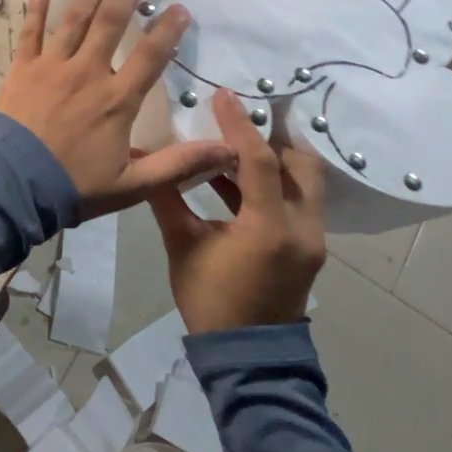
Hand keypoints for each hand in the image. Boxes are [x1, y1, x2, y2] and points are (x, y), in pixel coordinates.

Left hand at [0, 0, 234, 220]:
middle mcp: (86, 74)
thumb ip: (179, 164)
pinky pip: (30, 32)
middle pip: (110, 23)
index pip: (149, 56)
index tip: (179, 7)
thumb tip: (230, 149)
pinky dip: (36, 8)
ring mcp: (51, 67)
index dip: (166, 30)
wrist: (11, 184)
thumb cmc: (73, 186)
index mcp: (116, 101)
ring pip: (74, 20)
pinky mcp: (21, 68)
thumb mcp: (132, 185)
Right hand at [146, 89, 327, 333]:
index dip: (239, 125)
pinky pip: (297, 201)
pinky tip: (235, 180)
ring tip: (232, 145)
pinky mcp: (308, 248)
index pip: (260, 160)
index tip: (223, 95)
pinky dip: (272, 184)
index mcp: (271, 226)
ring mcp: (312, 239)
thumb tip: (139, 157)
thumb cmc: (211, 299)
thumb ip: (165, 197)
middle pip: (302, 165)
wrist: (246, 355)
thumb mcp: (183, 245)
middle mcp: (303, 227)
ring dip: (272, 161)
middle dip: (272, 138)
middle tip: (240, 120)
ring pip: (304, 183)